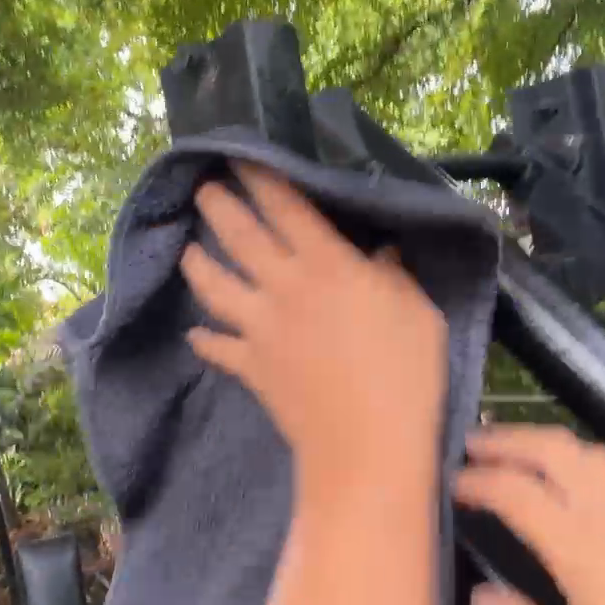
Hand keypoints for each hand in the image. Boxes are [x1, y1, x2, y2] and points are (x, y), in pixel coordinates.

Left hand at [180, 162, 447, 512]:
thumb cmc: (406, 376)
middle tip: (202, 189)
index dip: (261, 178)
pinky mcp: (249, 366)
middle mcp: (283, 288)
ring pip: (215, 286)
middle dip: (218, 208)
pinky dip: (204, 339)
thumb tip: (380, 253)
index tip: (239, 157)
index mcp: (326, 266)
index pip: (286, 208)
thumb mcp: (417, 313)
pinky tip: (195, 334)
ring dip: (197, 265)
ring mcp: (259, 328)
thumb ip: (393, 276)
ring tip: (186, 251)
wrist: (366, 447)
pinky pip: (217, 346)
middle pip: (240, 238)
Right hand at [456, 425, 604, 604]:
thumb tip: (481, 598)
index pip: (516, 492)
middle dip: (506, 440)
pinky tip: (580, 487)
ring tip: (516, 455)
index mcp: (588, 555)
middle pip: (554, 450)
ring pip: (593, 453)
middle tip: (471, 446)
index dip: (476, 481)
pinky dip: (584, 462)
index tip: (449, 484)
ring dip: (546, 444)